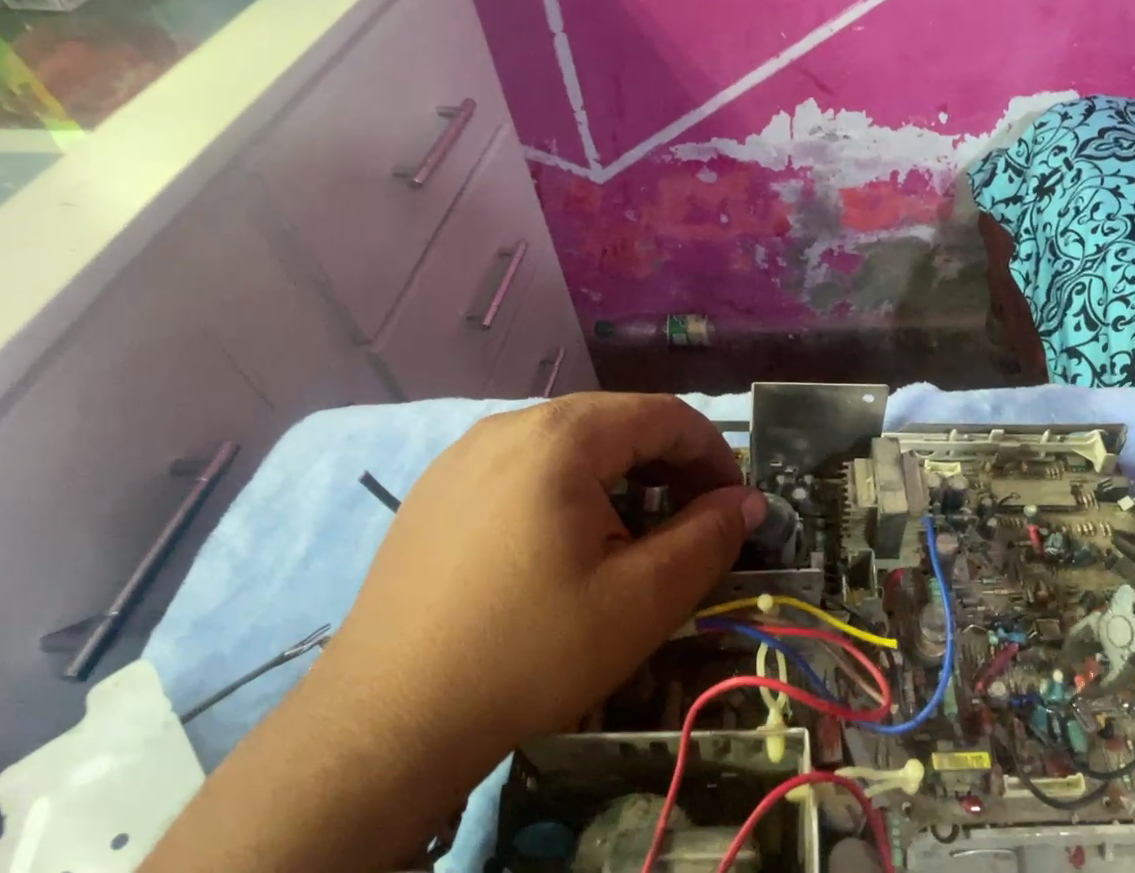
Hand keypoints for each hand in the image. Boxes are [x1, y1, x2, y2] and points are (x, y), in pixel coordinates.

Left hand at [144, 394, 764, 871]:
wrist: (387, 719)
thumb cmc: (530, 650)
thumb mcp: (642, 599)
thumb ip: (708, 537)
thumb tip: (747, 501)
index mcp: (561, 437)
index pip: (664, 415)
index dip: (713, 455)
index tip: (733, 506)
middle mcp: (508, 425)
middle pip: (614, 423)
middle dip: (666, 466)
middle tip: (689, 524)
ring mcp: (462, 456)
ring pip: (567, 445)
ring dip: (617, 478)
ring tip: (631, 538)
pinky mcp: (436, 492)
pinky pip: (522, 468)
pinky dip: (566, 490)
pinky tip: (562, 548)